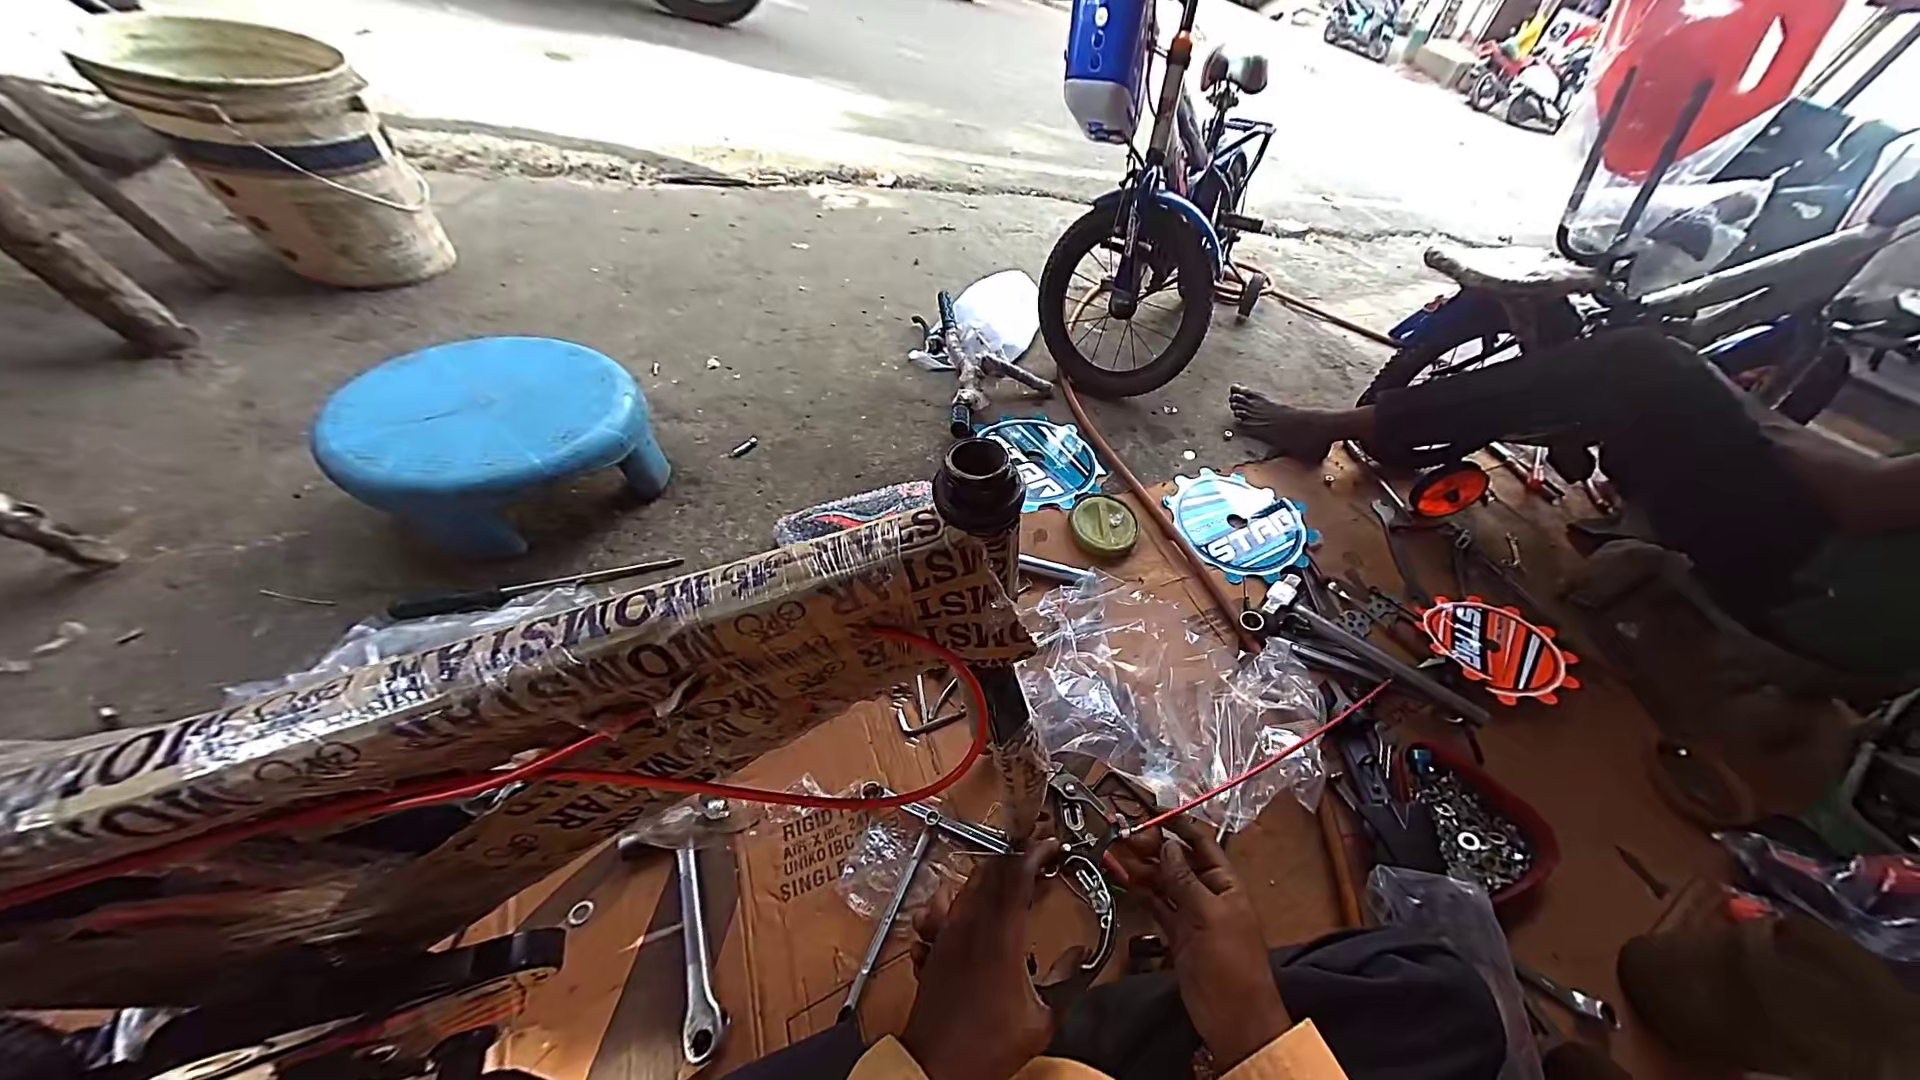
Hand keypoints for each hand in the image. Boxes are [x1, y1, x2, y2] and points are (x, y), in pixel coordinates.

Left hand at [901, 841, 1065, 1079]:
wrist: (935, 1063)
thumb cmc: (988, 1045)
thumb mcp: (1040, 1019)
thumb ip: (1066, 980)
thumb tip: (1081, 954)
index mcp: (1002, 935)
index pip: (1018, 874)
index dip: (1037, 853)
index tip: (1053, 847)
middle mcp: (973, 921)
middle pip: (995, 868)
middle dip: (1019, 857)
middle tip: (1040, 862)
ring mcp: (950, 927)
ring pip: (972, 880)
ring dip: (996, 872)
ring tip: (1015, 879)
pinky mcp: (936, 938)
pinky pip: (950, 899)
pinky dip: (968, 891)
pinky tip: (978, 902)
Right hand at [1113, 816, 1291, 1069]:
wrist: (1236, 1026)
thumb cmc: (1231, 967)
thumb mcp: (1209, 917)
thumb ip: (1185, 880)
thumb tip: (1168, 844)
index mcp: (1224, 883)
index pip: (1200, 843)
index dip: (1177, 825)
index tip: (1150, 811)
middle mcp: (1207, 892)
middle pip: (1177, 859)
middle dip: (1152, 845)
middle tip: (1124, 836)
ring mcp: (1190, 913)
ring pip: (1163, 879)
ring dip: (1141, 865)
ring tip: (1116, 853)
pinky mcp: (1176, 933)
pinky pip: (1156, 903)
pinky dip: (1141, 890)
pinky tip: (1124, 878)